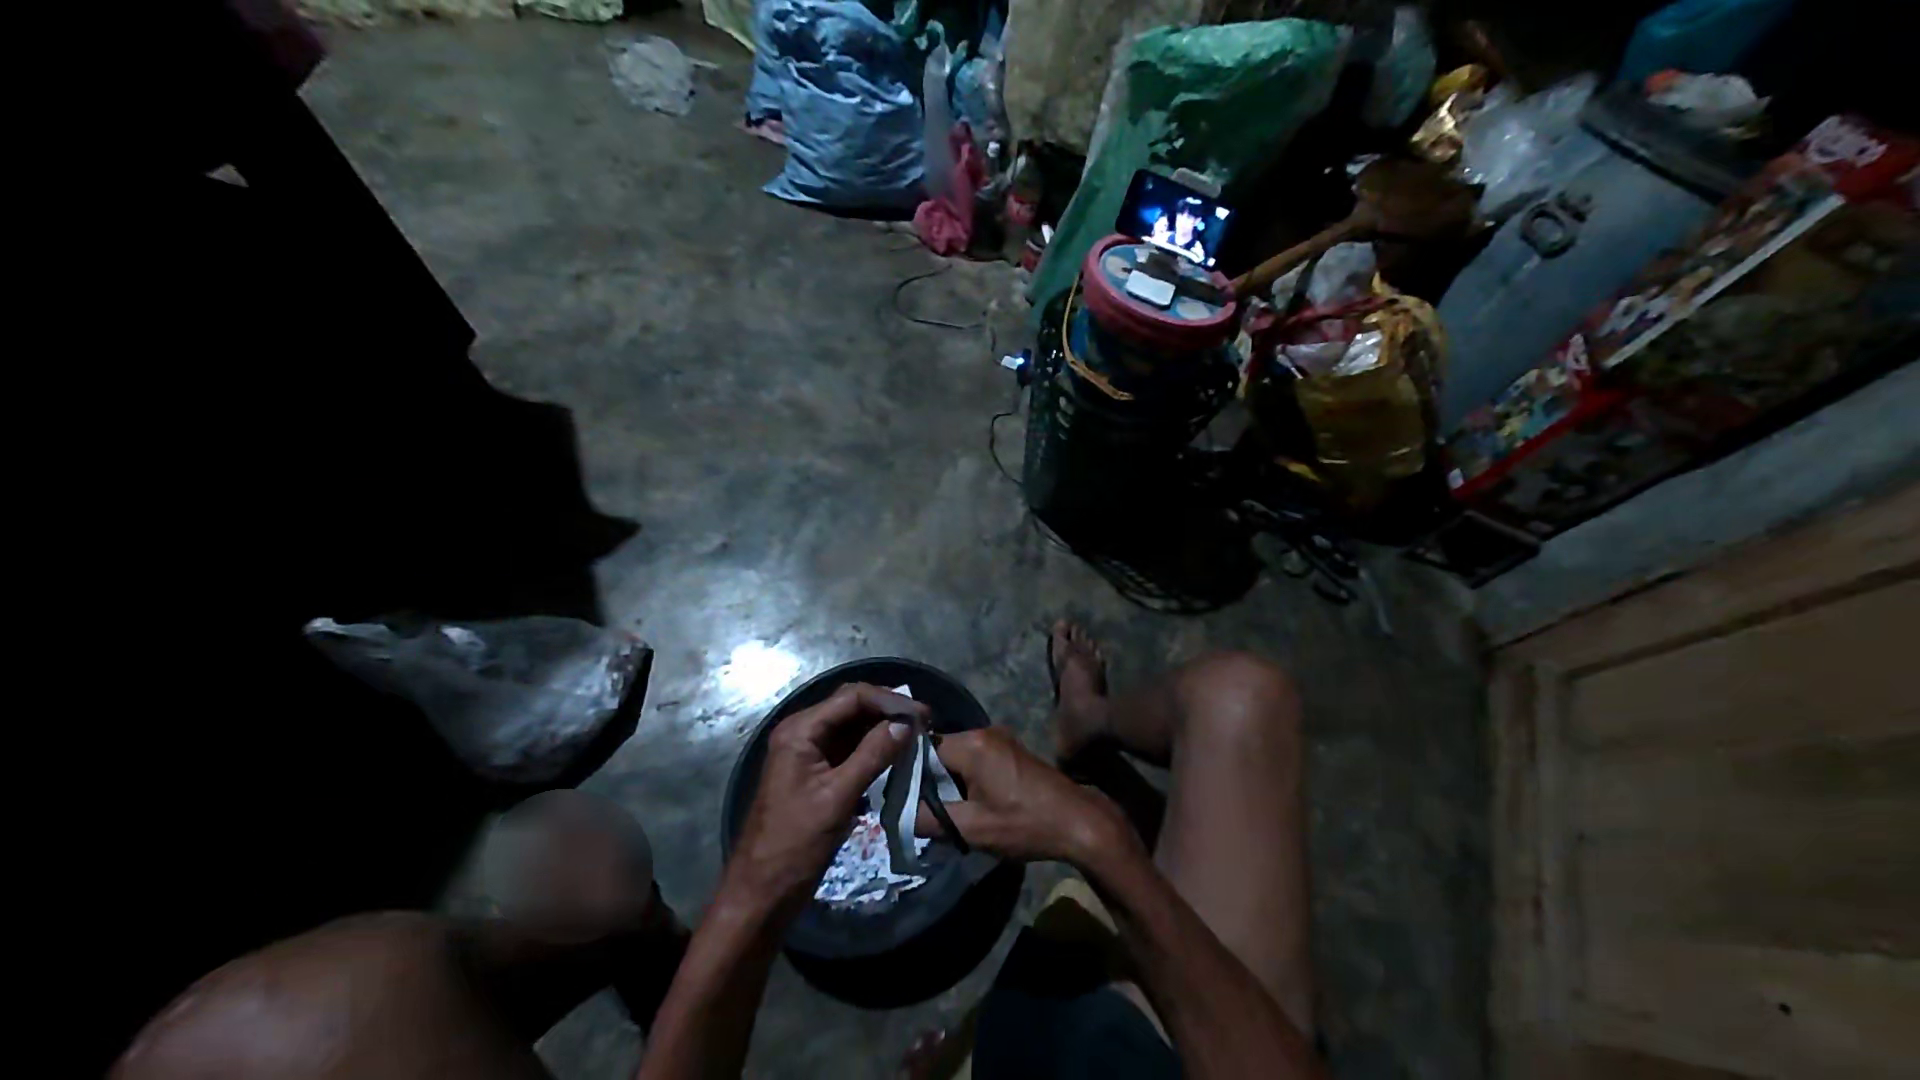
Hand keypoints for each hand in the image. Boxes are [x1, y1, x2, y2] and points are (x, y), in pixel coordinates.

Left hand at [726, 683, 922, 912]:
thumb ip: (872, 756)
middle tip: (925, 723)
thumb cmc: (795, 843)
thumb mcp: (838, 797)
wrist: (762, 892)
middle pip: (852, 706)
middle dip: (888, 711)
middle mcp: (803, 733)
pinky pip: (849, 749)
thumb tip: (906, 724)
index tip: (924, 715)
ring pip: (852, 727)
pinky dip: (873, 749)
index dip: (890, 701)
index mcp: (800, 730)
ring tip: (917, 737)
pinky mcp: (816, 773)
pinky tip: (897, 756)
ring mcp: (808, 753)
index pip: (852, 697)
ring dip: (883, 729)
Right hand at [917, 728, 1133, 866]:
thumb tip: (896, 815)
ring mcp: (1000, 739)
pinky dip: (966, 779)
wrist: (1080, 822)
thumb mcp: (971, 829)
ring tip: (942, 810)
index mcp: (971, 744)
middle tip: (919, 810)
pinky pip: (975, 759)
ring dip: (948, 782)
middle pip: (939, 751)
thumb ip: (929, 820)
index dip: (907, 775)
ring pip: (957, 757)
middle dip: (928, 780)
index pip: (921, 750)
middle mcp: (984, 732)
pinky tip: (967, 804)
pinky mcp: (1011, 751)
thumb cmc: (1025, 824)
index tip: (899, 799)